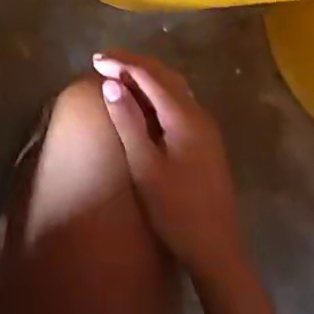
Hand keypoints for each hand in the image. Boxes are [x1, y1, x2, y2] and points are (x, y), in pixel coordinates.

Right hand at [93, 51, 246, 279]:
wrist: (218, 252)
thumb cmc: (177, 210)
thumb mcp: (145, 166)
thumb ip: (128, 121)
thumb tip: (111, 83)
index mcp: (184, 117)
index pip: (150, 75)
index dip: (121, 64)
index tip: (94, 61)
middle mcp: (199, 115)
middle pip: (164, 75)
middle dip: (133, 62)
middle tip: (102, 60)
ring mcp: (205, 128)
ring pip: (173, 86)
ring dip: (145, 74)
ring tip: (117, 73)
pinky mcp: (205, 141)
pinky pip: (178, 99)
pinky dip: (156, 89)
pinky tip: (142, 98)